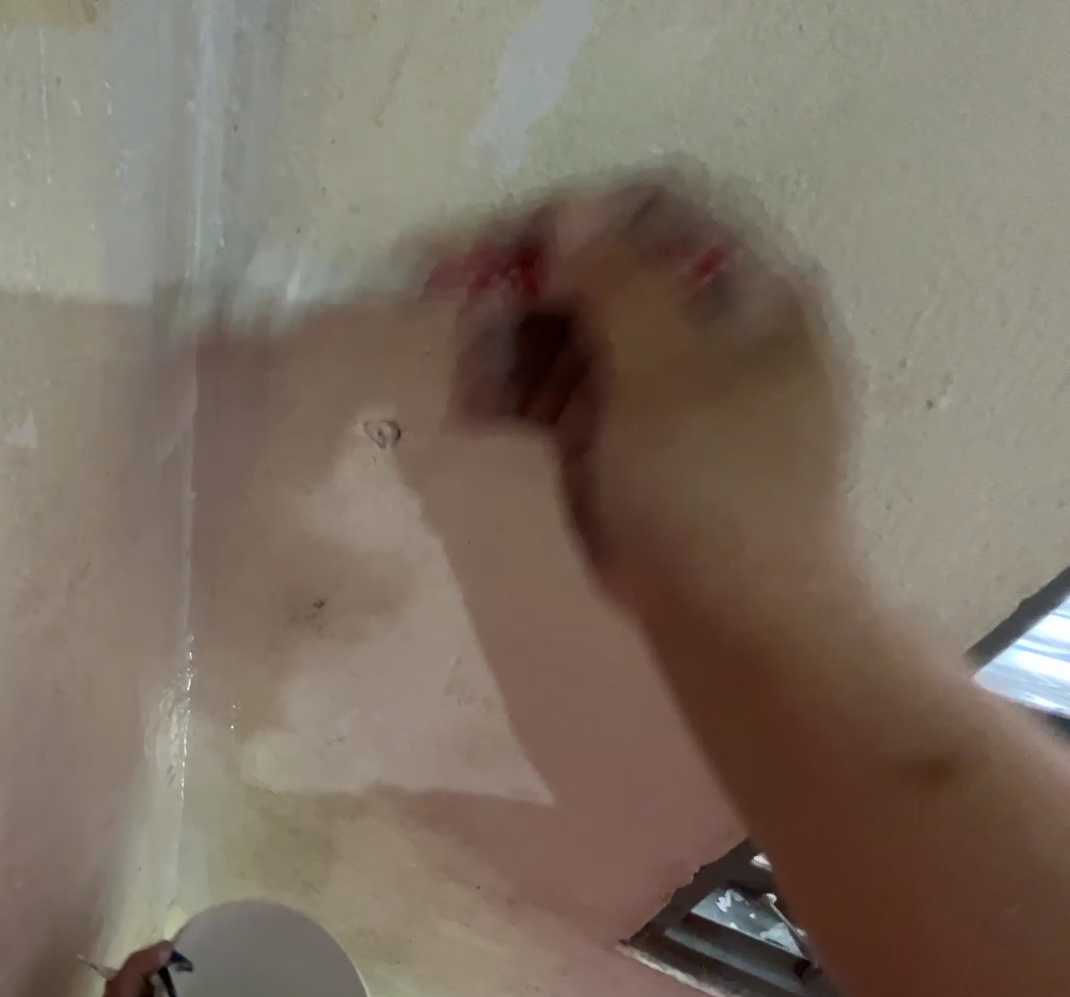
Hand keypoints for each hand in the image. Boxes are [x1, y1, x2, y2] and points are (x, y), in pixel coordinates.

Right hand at [455, 174, 852, 612]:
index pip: (647, 210)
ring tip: (465, 394)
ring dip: (496, 349)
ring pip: (551, 331)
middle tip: (439, 304)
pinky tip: (473, 419)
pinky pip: (540, 387)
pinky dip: (502, 396)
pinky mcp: (600, 424)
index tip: (484, 251)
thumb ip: (618, 283)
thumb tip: (566, 208)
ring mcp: (641, 376)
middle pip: (587, 270)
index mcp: (737, 289)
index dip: (565, 220)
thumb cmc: (709, 483)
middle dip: (511, 288)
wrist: (721, 606)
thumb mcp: (667, 373)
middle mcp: (689, 321)